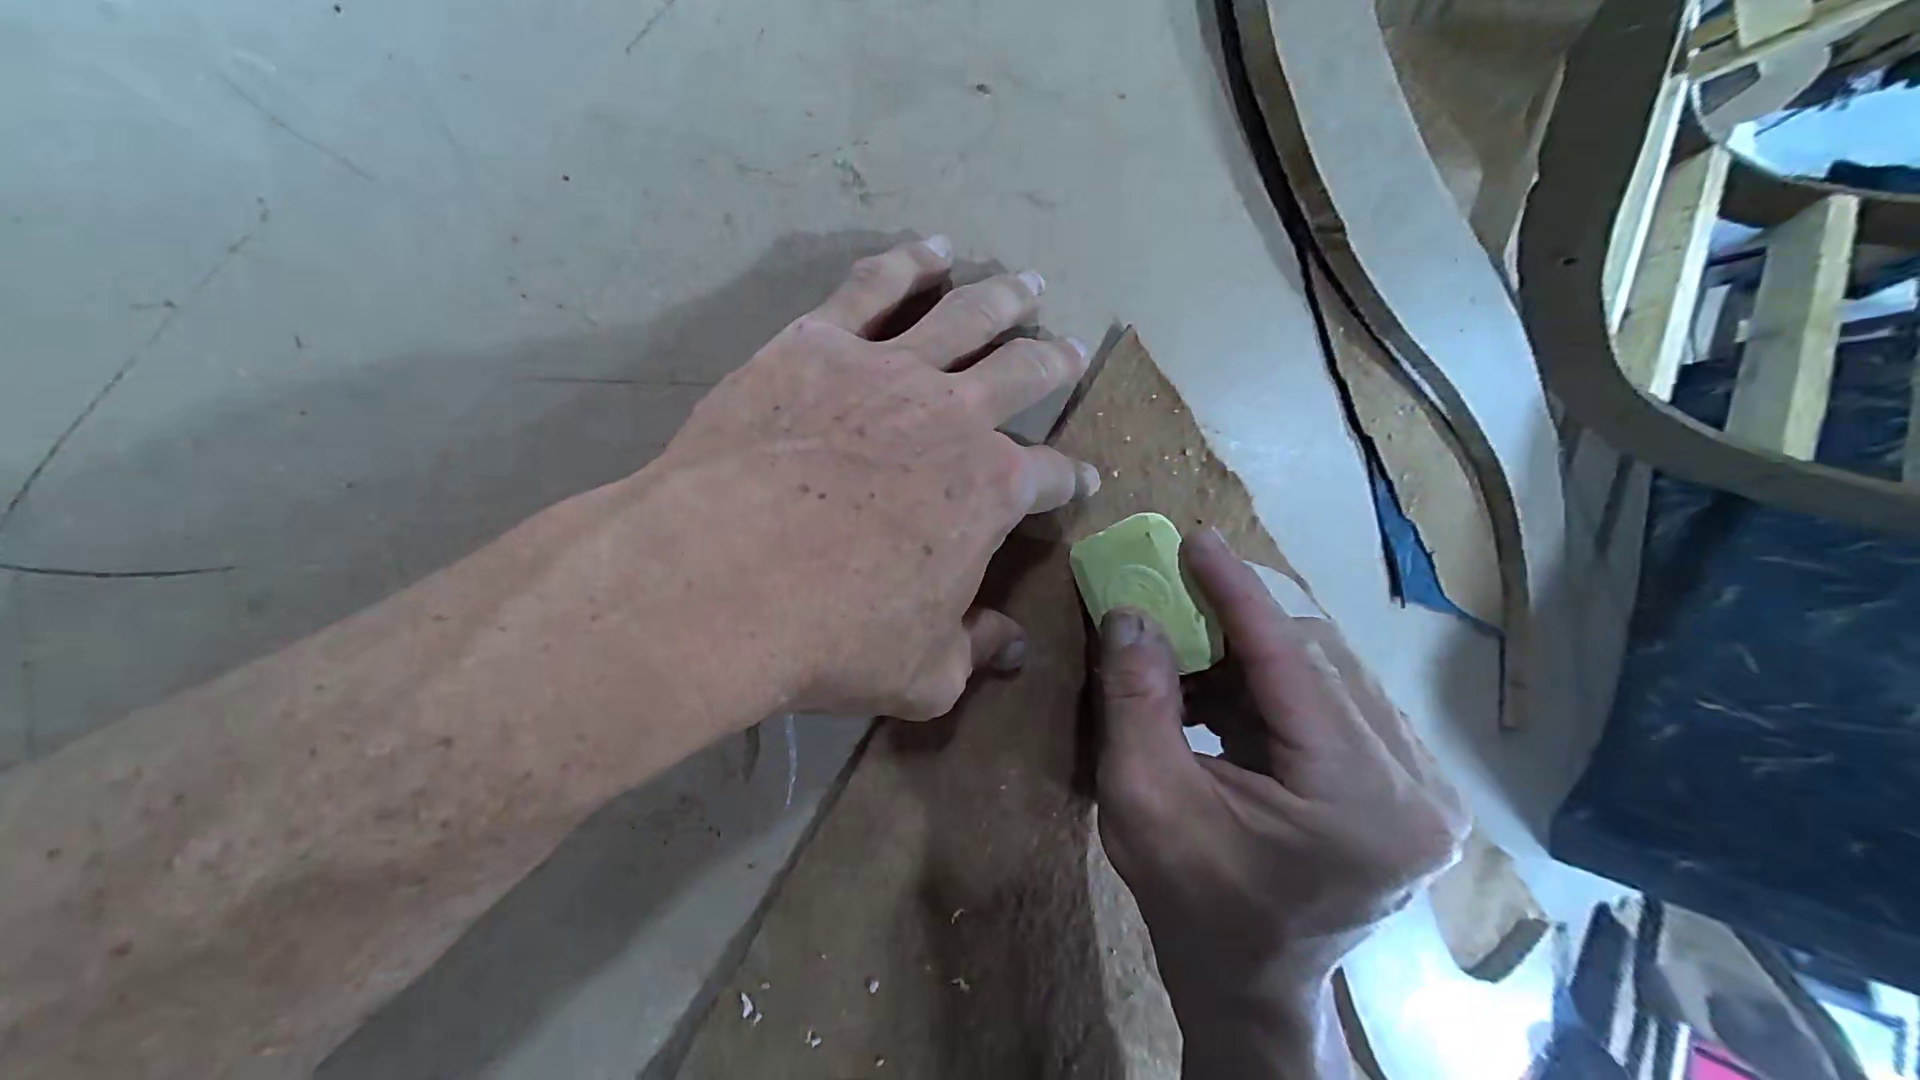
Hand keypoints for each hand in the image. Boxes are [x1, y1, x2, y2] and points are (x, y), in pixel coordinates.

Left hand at [564, 236, 1098, 725]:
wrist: (721, 576)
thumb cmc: (834, 635)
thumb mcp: (923, 672)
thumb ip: (975, 651)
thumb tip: (1015, 649)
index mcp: (989, 491)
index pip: (1050, 476)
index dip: (1072, 478)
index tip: (1083, 477)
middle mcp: (954, 417)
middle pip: (1023, 373)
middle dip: (1054, 360)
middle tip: (1070, 347)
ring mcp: (888, 371)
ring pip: (963, 315)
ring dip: (1003, 297)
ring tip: (1025, 282)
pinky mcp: (816, 344)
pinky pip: (874, 289)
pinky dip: (909, 262)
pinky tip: (932, 248)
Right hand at [1094, 527, 1468, 1073]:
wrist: (1249, 985)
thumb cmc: (1192, 906)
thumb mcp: (1142, 801)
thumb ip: (1135, 700)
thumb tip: (1130, 614)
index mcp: (1358, 799)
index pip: (1291, 661)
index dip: (1236, 592)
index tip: (1196, 539)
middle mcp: (1415, 787)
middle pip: (1316, 661)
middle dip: (1238, 623)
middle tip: (1173, 598)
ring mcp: (1421, 788)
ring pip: (1327, 674)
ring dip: (1253, 652)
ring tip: (1190, 650)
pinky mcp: (1405, 789)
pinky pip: (1333, 702)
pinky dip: (1272, 683)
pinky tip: (1223, 689)